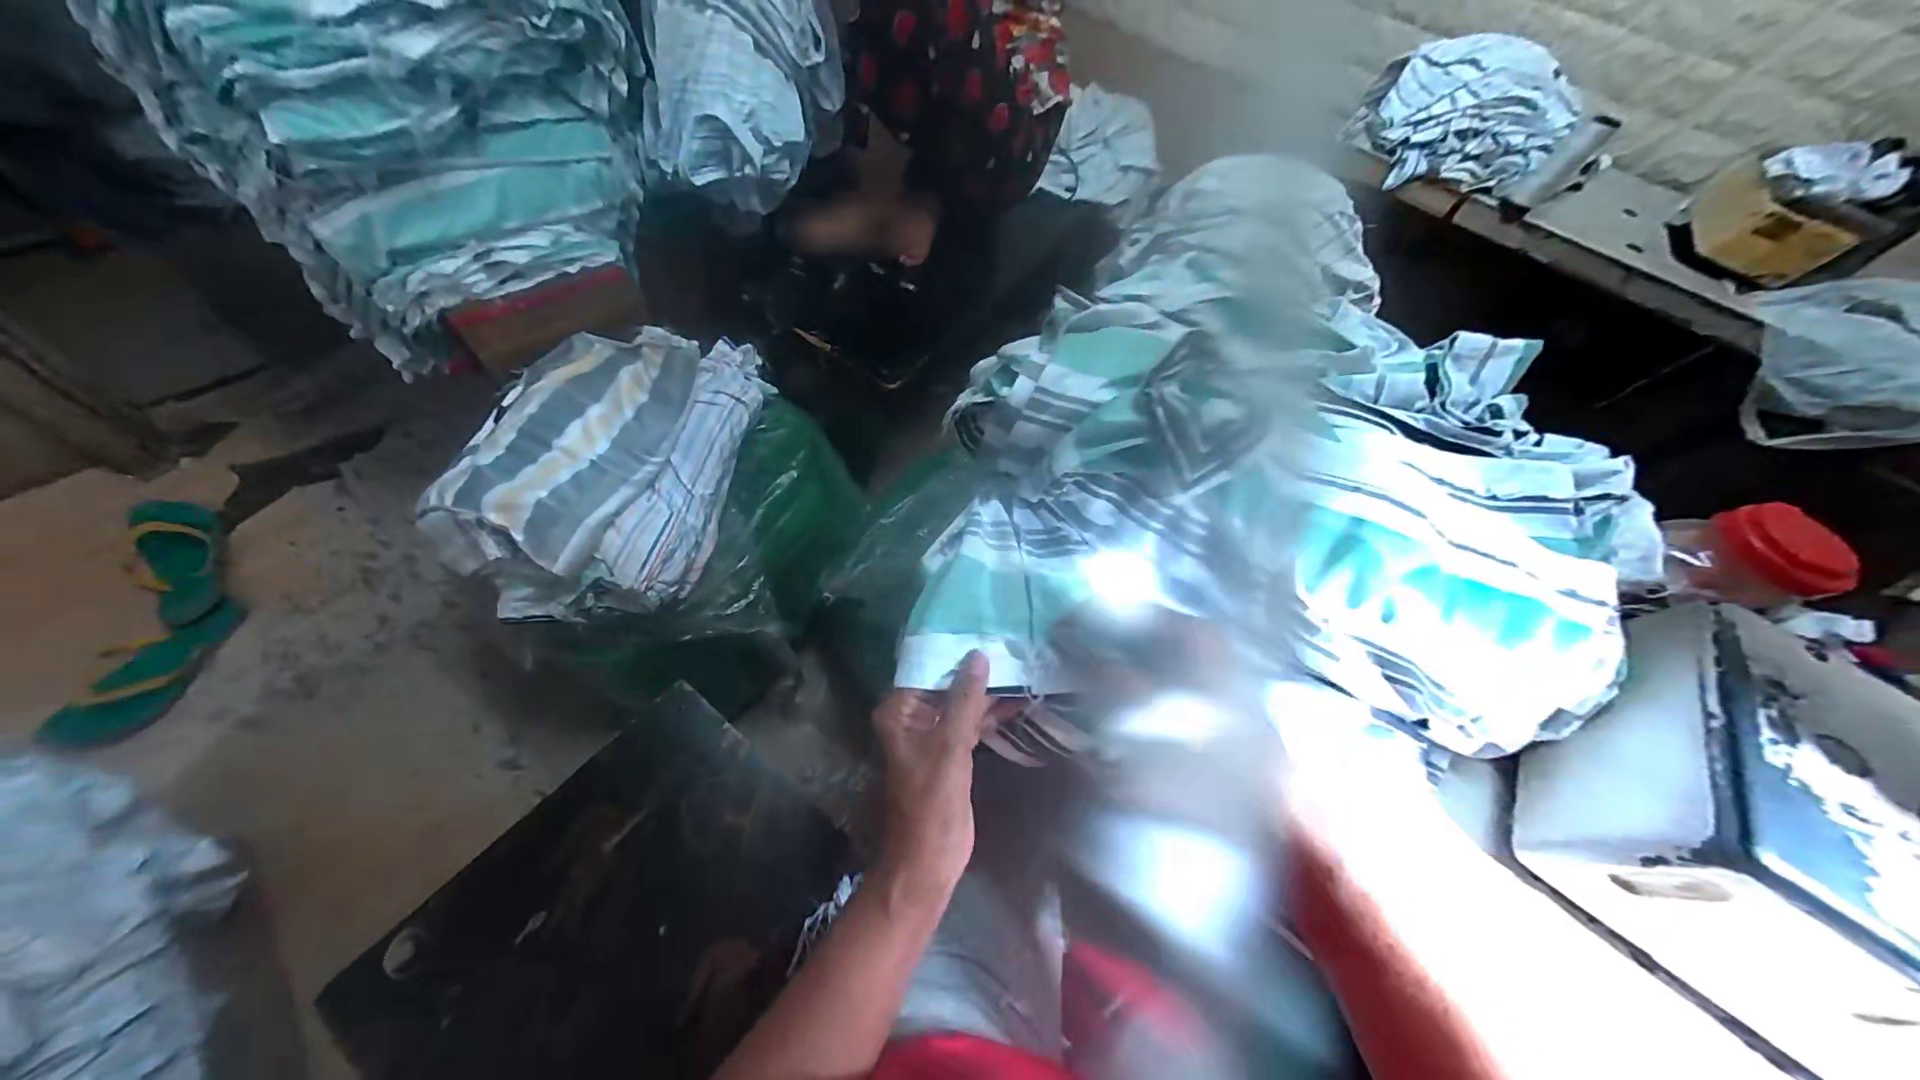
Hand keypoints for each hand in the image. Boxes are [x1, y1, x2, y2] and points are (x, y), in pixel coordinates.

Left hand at [873, 651, 999, 901]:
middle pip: (946, 684)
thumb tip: (979, 655)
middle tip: (1011, 645)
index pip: (927, 669)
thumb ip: (965, 699)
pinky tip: (1017, 701)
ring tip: (1021, 666)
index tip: (985, 630)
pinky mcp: (951, 751)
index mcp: (898, 712)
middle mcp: (912, 718)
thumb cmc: (931, 801)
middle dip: (976, 671)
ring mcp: (933, 735)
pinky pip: (971, 723)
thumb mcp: (950, 746)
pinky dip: (990, 714)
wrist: (929, 858)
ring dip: (988, 692)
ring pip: (962, 703)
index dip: (955, 652)